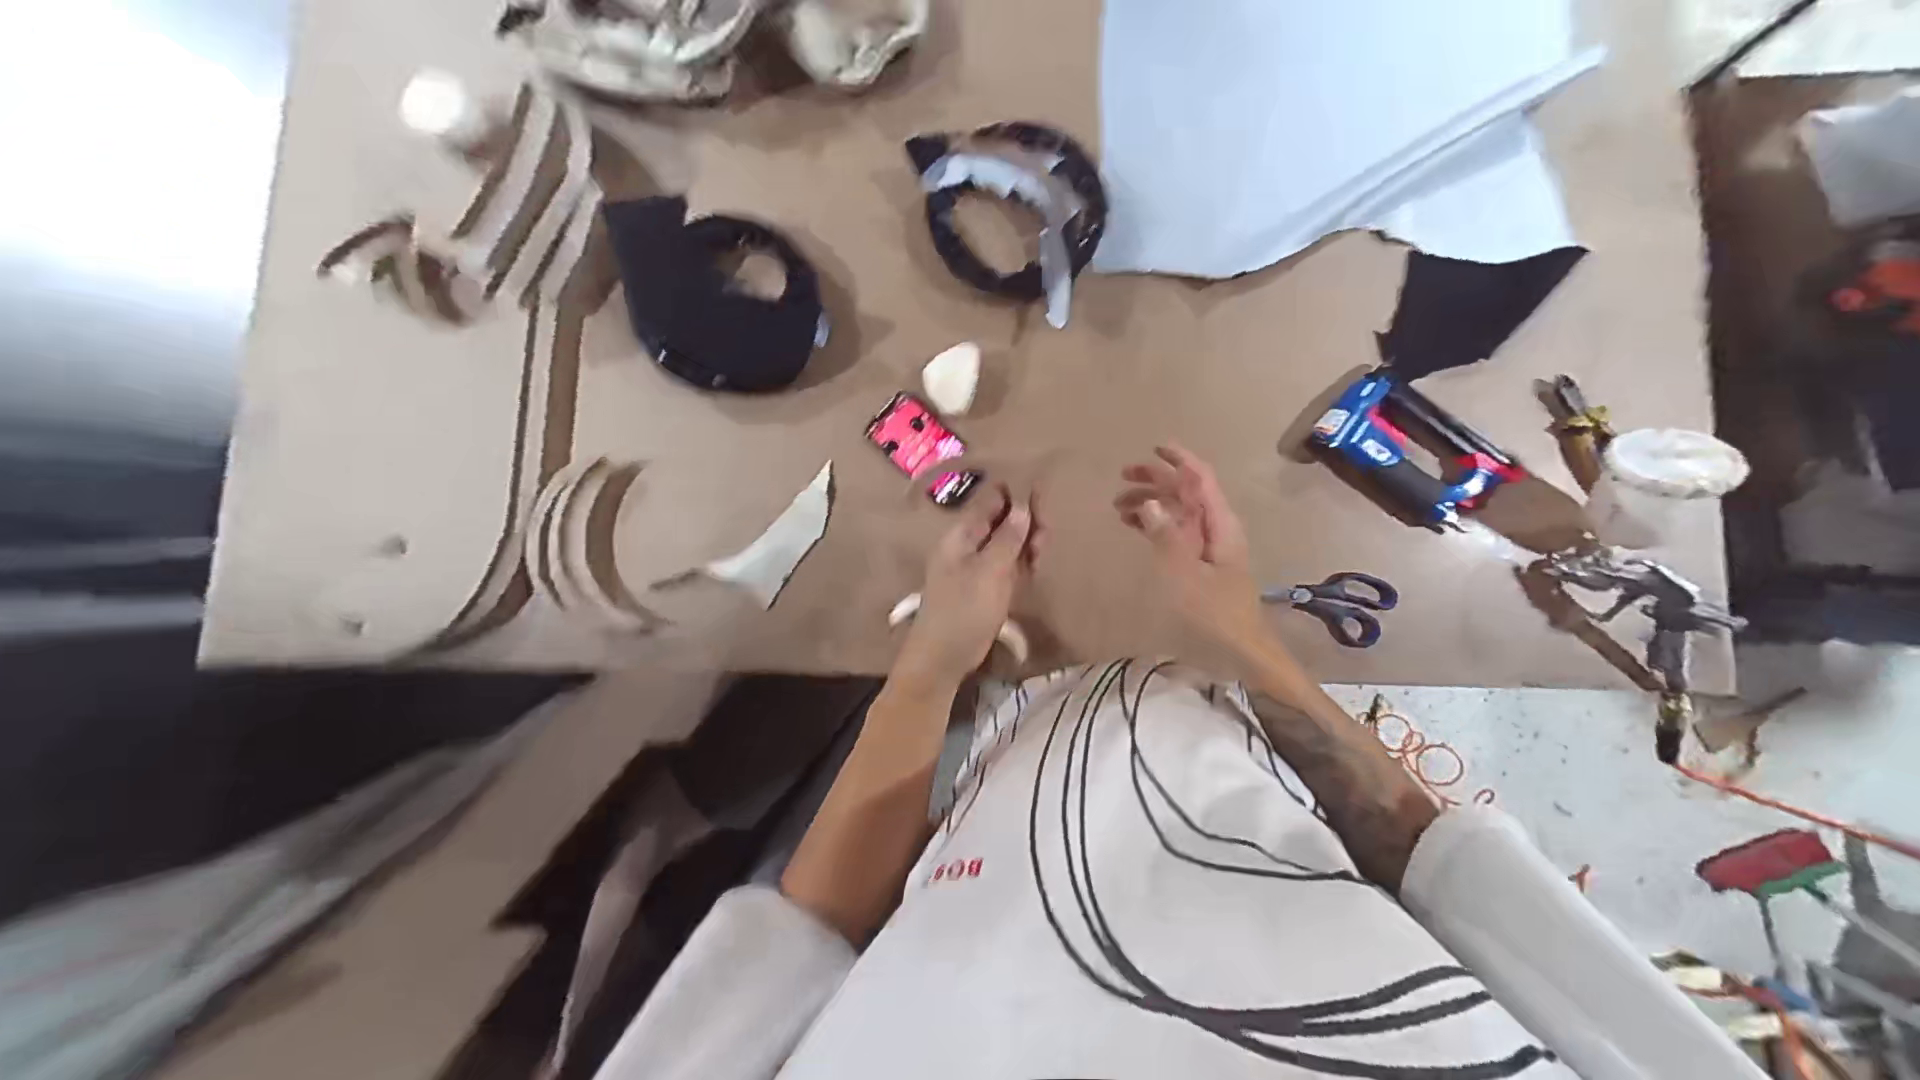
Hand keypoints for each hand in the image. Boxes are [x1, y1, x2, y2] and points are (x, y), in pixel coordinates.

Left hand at [896, 486, 1036, 687]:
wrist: (943, 657)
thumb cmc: (964, 610)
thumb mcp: (990, 571)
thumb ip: (1008, 538)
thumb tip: (1024, 507)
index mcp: (962, 534)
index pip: (991, 500)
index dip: (1017, 495)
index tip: (1045, 499)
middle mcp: (968, 545)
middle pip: (1001, 521)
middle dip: (1026, 523)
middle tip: (1046, 538)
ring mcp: (976, 567)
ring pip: (1006, 544)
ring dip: (1026, 545)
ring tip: (1042, 555)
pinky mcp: (984, 587)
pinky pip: (1006, 566)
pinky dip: (1021, 564)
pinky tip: (1035, 568)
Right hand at [1115, 445, 1269, 655]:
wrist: (1242, 648)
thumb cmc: (1216, 612)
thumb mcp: (1186, 575)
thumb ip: (1167, 537)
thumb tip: (1149, 502)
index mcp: (1219, 525)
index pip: (1201, 480)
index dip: (1180, 460)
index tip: (1153, 447)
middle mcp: (1216, 527)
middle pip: (1187, 491)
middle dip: (1156, 479)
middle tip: (1122, 476)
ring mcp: (1208, 544)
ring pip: (1178, 510)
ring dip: (1151, 502)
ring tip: (1118, 506)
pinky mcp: (1200, 560)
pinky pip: (1176, 530)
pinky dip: (1155, 523)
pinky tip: (1134, 525)